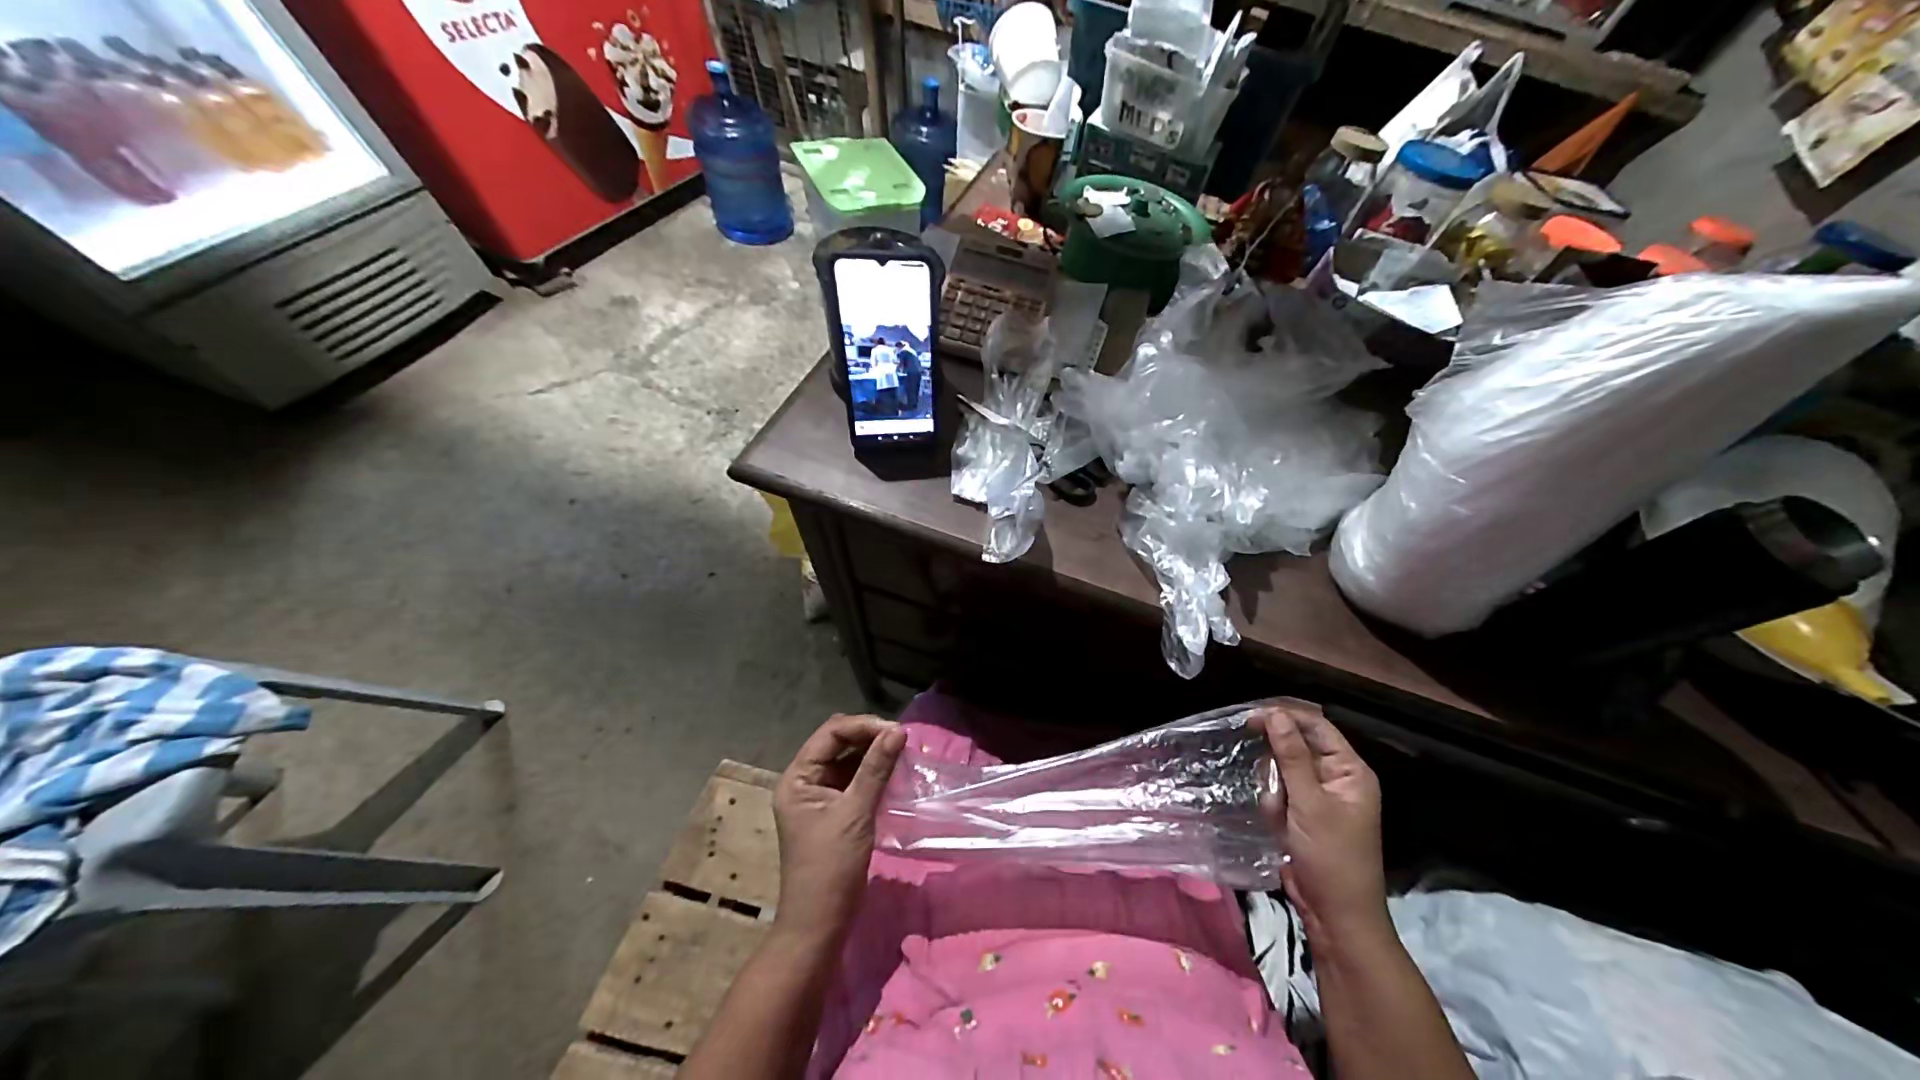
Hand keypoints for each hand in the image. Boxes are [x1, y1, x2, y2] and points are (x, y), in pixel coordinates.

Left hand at [772, 714, 906, 945]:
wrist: (819, 924)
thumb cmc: (830, 868)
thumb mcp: (855, 814)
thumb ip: (876, 769)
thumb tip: (898, 732)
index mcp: (797, 778)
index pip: (830, 734)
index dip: (863, 726)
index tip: (897, 731)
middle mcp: (804, 782)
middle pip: (837, 744)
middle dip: (869, 737)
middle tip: (902, 740)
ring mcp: (818, 798)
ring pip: (848, 761)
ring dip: (874, 754)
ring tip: (903, 752)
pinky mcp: (833, 813)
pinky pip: (854, 781)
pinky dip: (873, 774)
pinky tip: (895, 773)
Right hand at [1253, 702, 1390, 943]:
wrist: (1336, 914)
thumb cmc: (1331, 857)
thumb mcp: (1309, 803)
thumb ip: (1290, 756)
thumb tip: (1275, 714)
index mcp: (1350, 771)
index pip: (1317, 726)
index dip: (1285, 717)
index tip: (1250, 717)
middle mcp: (1337, 778)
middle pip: (1297, 747)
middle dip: (1277, 762)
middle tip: (1267, 780)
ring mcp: (1320, 797)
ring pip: (1283, 771)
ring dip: (1274, 788)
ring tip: (1279, 814)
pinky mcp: (1304, 814)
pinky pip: (1280, 794)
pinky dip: (1274, 806)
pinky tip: (1279, 825)